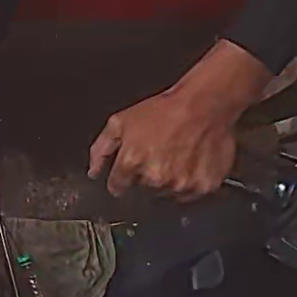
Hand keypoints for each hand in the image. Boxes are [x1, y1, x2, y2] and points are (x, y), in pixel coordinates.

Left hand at [87, 39, 273, 198]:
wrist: (204, 103)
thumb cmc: (164, 110)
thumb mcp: (121, 121)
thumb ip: (101, 149)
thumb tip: (93, 171)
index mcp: (133, 162)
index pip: (117, 186)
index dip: (121, 178)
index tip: (128, 172)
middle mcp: (156, 178)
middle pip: (143, 190)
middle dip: (146, 176)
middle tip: (158, 154)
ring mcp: (180, 185)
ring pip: (167, 194)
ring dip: (169, 180)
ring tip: (176, 156)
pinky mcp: (202, 187)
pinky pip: (190, 194)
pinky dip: (190, 182)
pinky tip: (190, 162)